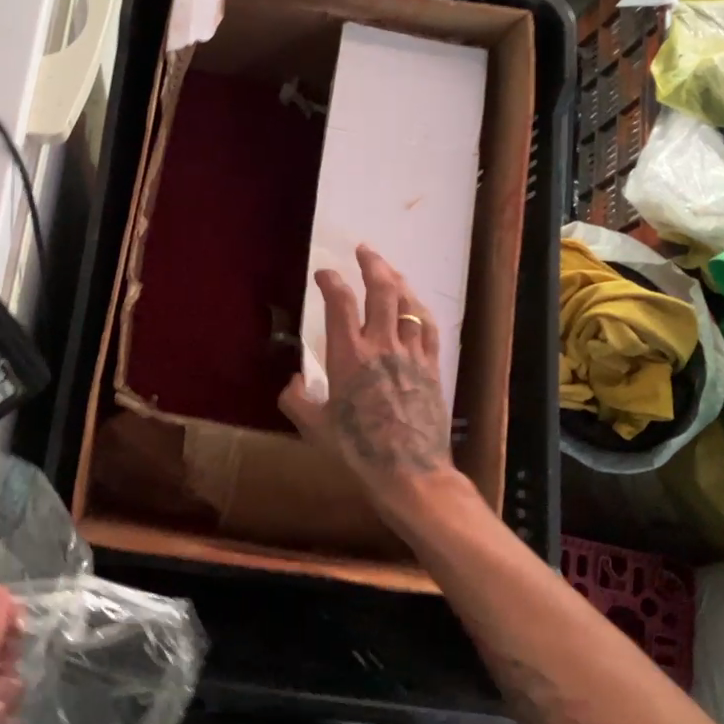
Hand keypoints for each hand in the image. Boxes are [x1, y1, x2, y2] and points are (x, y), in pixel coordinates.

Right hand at [278, 245, 459, 517]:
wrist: (410, 472)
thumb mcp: (314, 428)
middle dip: (372, 265)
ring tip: (388, 269)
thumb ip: (297, 399)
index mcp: (349, 355)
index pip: (339, 302)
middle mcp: (381, 345)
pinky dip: (420, 309)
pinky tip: (416, 304)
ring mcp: (411, 354)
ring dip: (397, 280)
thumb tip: (291, 382)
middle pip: (381, 290)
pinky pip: (428, 327)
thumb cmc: (357, 450)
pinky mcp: (432, 367)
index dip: (330, 280)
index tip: (323, 273)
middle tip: (364, 251)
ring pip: (408, 303)